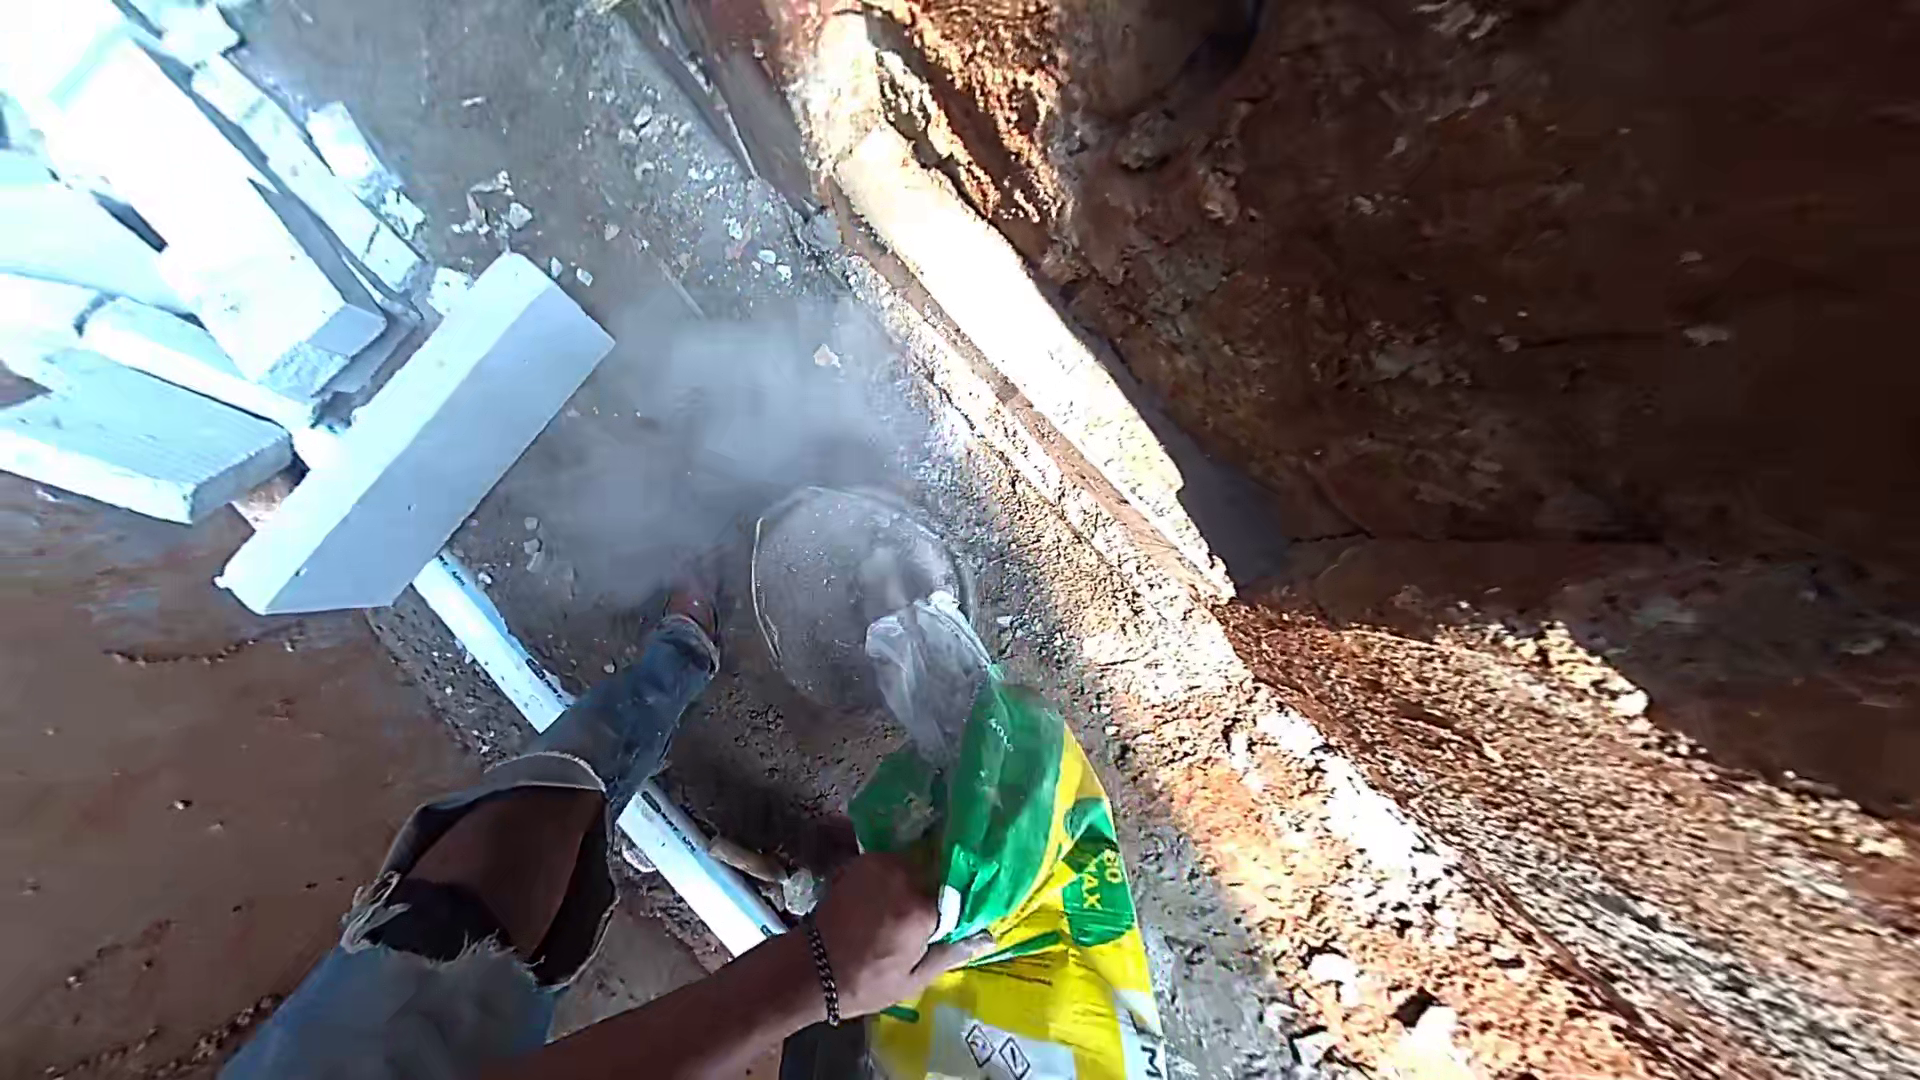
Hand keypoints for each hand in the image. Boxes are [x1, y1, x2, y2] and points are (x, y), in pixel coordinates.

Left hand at [811, 852, 991, 1016]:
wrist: (814, 968)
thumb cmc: (866, 982)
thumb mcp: (913, 979)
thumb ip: (951, 952)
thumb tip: (990, 936)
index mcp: (921, 909)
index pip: (957, 892)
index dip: (958, 901)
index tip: (956, 911)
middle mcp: (904, 877)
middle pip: (935, 872)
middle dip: (936, 888)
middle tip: (926, 911)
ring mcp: (882, 864)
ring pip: (914, 863)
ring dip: (914, 878)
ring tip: (903, 903)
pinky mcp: (864, 860)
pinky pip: (892, 861)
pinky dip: (894, 874)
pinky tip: (885, 895)